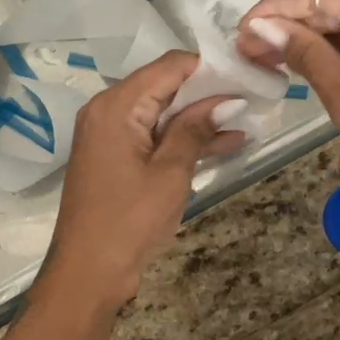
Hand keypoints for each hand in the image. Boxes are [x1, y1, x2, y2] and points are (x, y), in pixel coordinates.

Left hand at [44, 51, 246, 307]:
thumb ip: (194, 129)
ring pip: (161, 111)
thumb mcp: (170, 173)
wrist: (87, 272)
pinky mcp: (115, 155)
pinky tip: (225, 143)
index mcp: (116, 106)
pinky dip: (182, 137)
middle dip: (207, 90)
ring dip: (199, 116)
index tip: (245, 71)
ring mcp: (109, 134)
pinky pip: (153, 134)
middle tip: (252, 93)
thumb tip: (224, 99)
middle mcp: (107, 110)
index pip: (168, 66)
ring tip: (247, 118)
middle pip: (164, 85)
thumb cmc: (129, 221)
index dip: (208, 66)